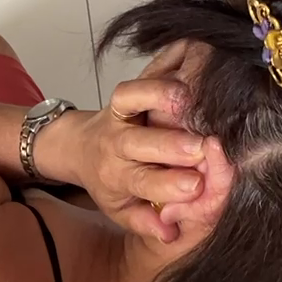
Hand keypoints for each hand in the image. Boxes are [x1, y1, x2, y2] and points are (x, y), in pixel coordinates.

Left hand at [46, 42, 214, 240]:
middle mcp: (117, 141)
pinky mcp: (132, 85)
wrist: (79, 146)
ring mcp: (120, 110)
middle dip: (170, 144)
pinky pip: (148, 65)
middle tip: (202, 146)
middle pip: (138, 141)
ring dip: (157, 93)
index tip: (195, 186)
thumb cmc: (109, 182)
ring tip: (187, 97)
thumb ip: (144, 222)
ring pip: (129, 96)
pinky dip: (169, 55)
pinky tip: (195, 48)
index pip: (141, 182)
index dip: (167, 185)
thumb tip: (170, 234)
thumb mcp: (120, 210)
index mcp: (117, 175)